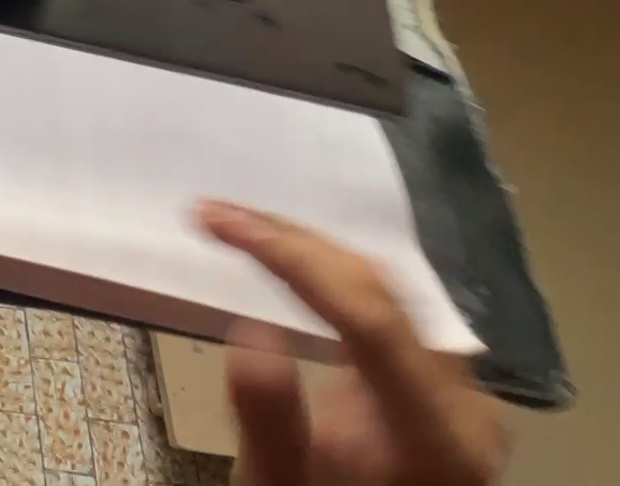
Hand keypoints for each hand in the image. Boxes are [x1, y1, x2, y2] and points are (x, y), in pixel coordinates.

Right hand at [196, 201, 508, 485]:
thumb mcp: (277, 483)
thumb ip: (272, 421)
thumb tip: (251, 332)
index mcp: (435, 434)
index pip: (367, 320)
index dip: (290, 259)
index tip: (214, 221)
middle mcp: (462, 401)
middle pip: (380, 291)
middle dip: (290, 240)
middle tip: (210, 212)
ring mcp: (453, 385)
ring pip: (383, 284)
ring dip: (303, 244)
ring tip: (234, 220)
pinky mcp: (430, 375)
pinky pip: (379, 300)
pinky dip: (321, 266)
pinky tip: (280, 251)